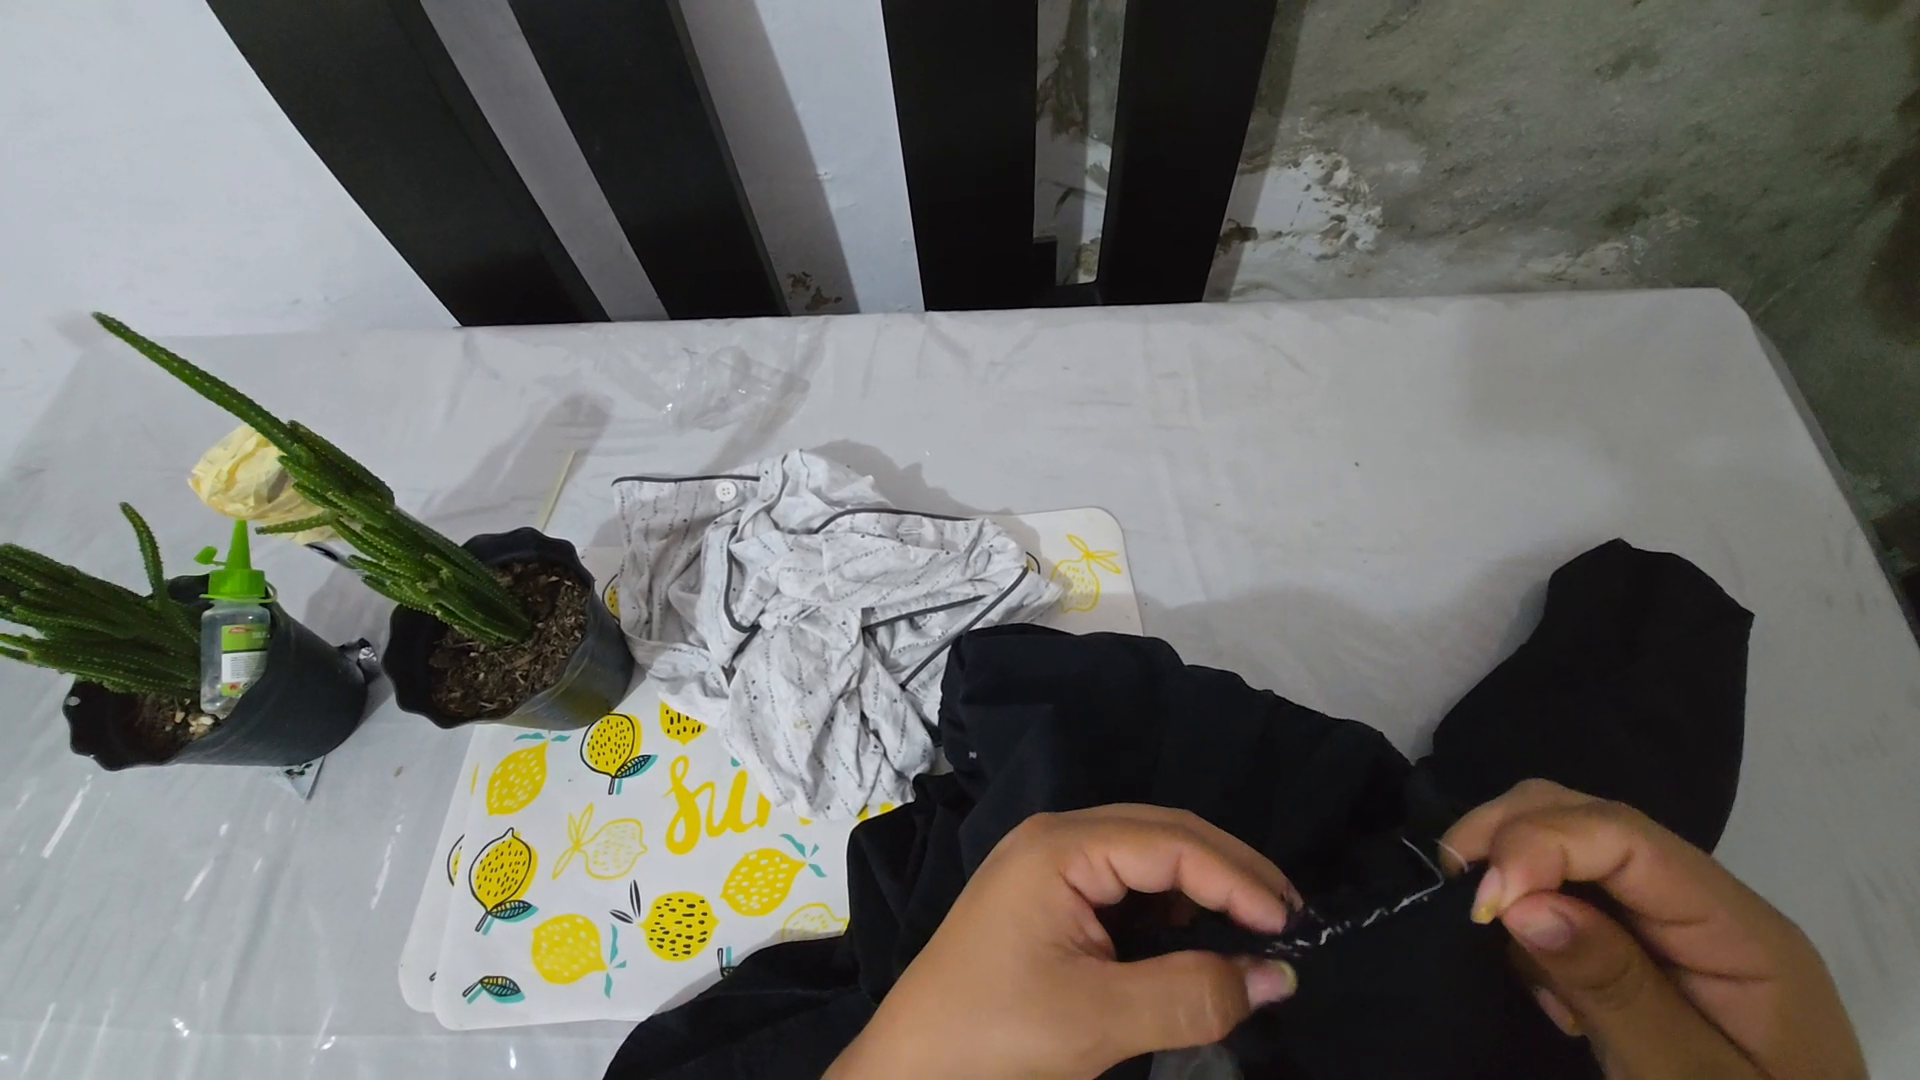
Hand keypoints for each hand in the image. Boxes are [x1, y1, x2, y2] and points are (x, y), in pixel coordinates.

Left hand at [825, 805, 1302, 1079]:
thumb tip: (1279, 976)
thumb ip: (1192, 996)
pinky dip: (1165, 901)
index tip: (1293, 923)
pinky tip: (1191, 931)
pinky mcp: (1044, 892)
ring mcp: (1045, 860)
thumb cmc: (994, 1036)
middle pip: (1158, 832)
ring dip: (1199, 882)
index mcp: (1060, 846)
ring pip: (1141, 852)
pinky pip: (1119, 879)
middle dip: (1225, 868)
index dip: (1236, 877)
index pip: (1169, 842)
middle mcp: (1053, 836)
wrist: (908, 1067)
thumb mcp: (1098, 1020)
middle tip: (1287, 915)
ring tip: (1252, 922)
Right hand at [1443, 780, 1864, 1078]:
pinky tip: (1539, 978)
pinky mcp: (1627, 931)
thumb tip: (1522, 903)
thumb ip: (1616, 991)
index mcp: (1739, 930)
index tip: (1482, 908)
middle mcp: (1699, 898)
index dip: (1536, 846)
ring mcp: (1662, 911)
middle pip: (1581, 814)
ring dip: (1506, 873)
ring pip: (1556, 833)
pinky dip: (1518, 909)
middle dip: (1504, 838)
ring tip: (1508, 950)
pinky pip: (1551, 880)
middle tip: (1462, 903)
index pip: (1623, 835)